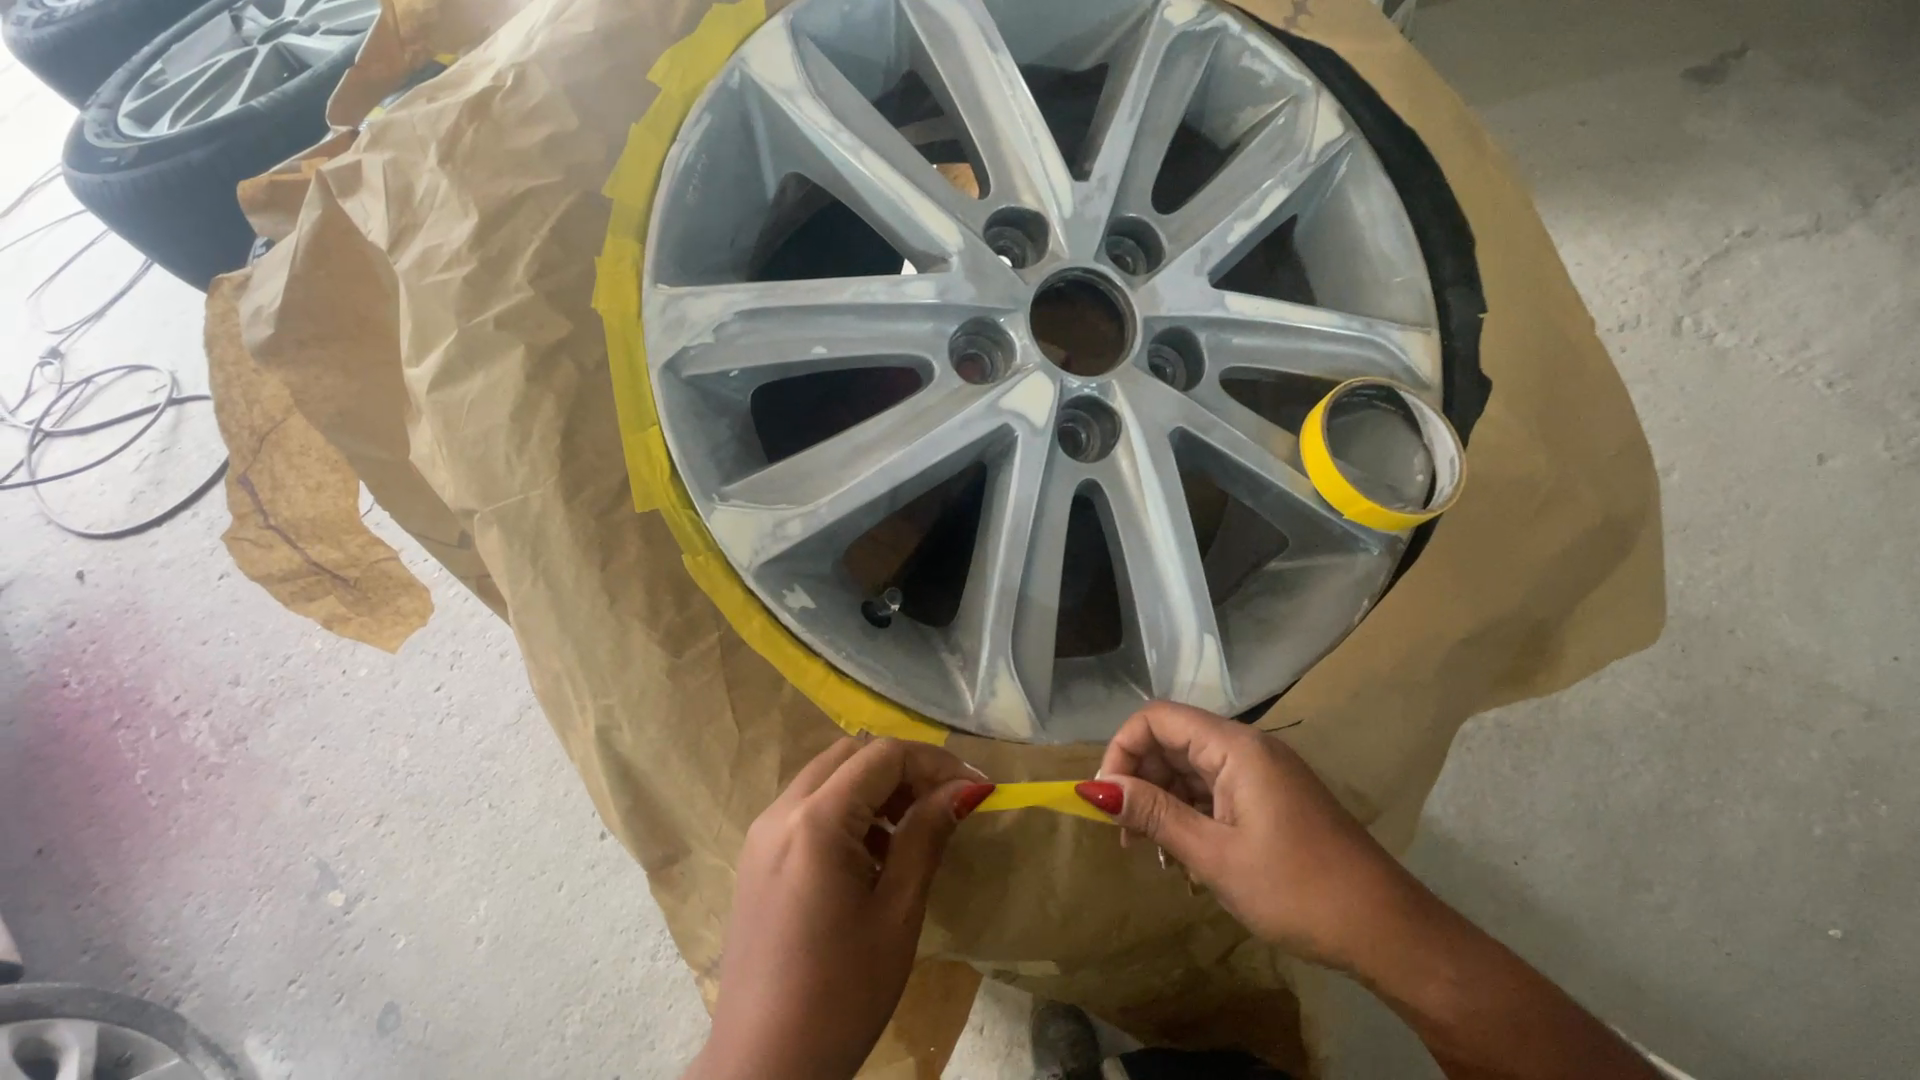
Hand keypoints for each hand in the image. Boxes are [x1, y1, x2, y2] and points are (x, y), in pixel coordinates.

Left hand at [687, 738, 993, 1079]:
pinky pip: (807, 808)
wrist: (764, 1064)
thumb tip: (964, 788)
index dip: (935, 762)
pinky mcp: (757, 858)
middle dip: (903, 769)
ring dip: (874, 788)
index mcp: (815, 821)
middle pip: (850, 755)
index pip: (882, 756)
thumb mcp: (897, 912)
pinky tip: (873, 855)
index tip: (976, 789)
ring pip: (826, 777)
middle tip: (945, 805)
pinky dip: (846, 810)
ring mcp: (762, 834)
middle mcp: (780, 812)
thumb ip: (926, 836)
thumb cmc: (841, 993)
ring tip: (913, 832)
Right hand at [1081, 702, 1425, 972]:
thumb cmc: (1296, 890)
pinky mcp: (1270, 799)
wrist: (1385, 930)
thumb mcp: (1214, 855)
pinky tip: (1186, 860)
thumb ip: (1153, 814)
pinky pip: (1214, 791)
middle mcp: (1248, 749)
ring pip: (1190, 769)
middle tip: (1127, 839)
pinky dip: (1190, 816)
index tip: (1105, 801)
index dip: (1122, 750)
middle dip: (1139, 782)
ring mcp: (1262, 774)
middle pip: (1172, 741)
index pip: (1157, 718)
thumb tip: (1093, 789)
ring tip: (1157, 857)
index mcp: (1236, 748)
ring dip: (1162, 804)